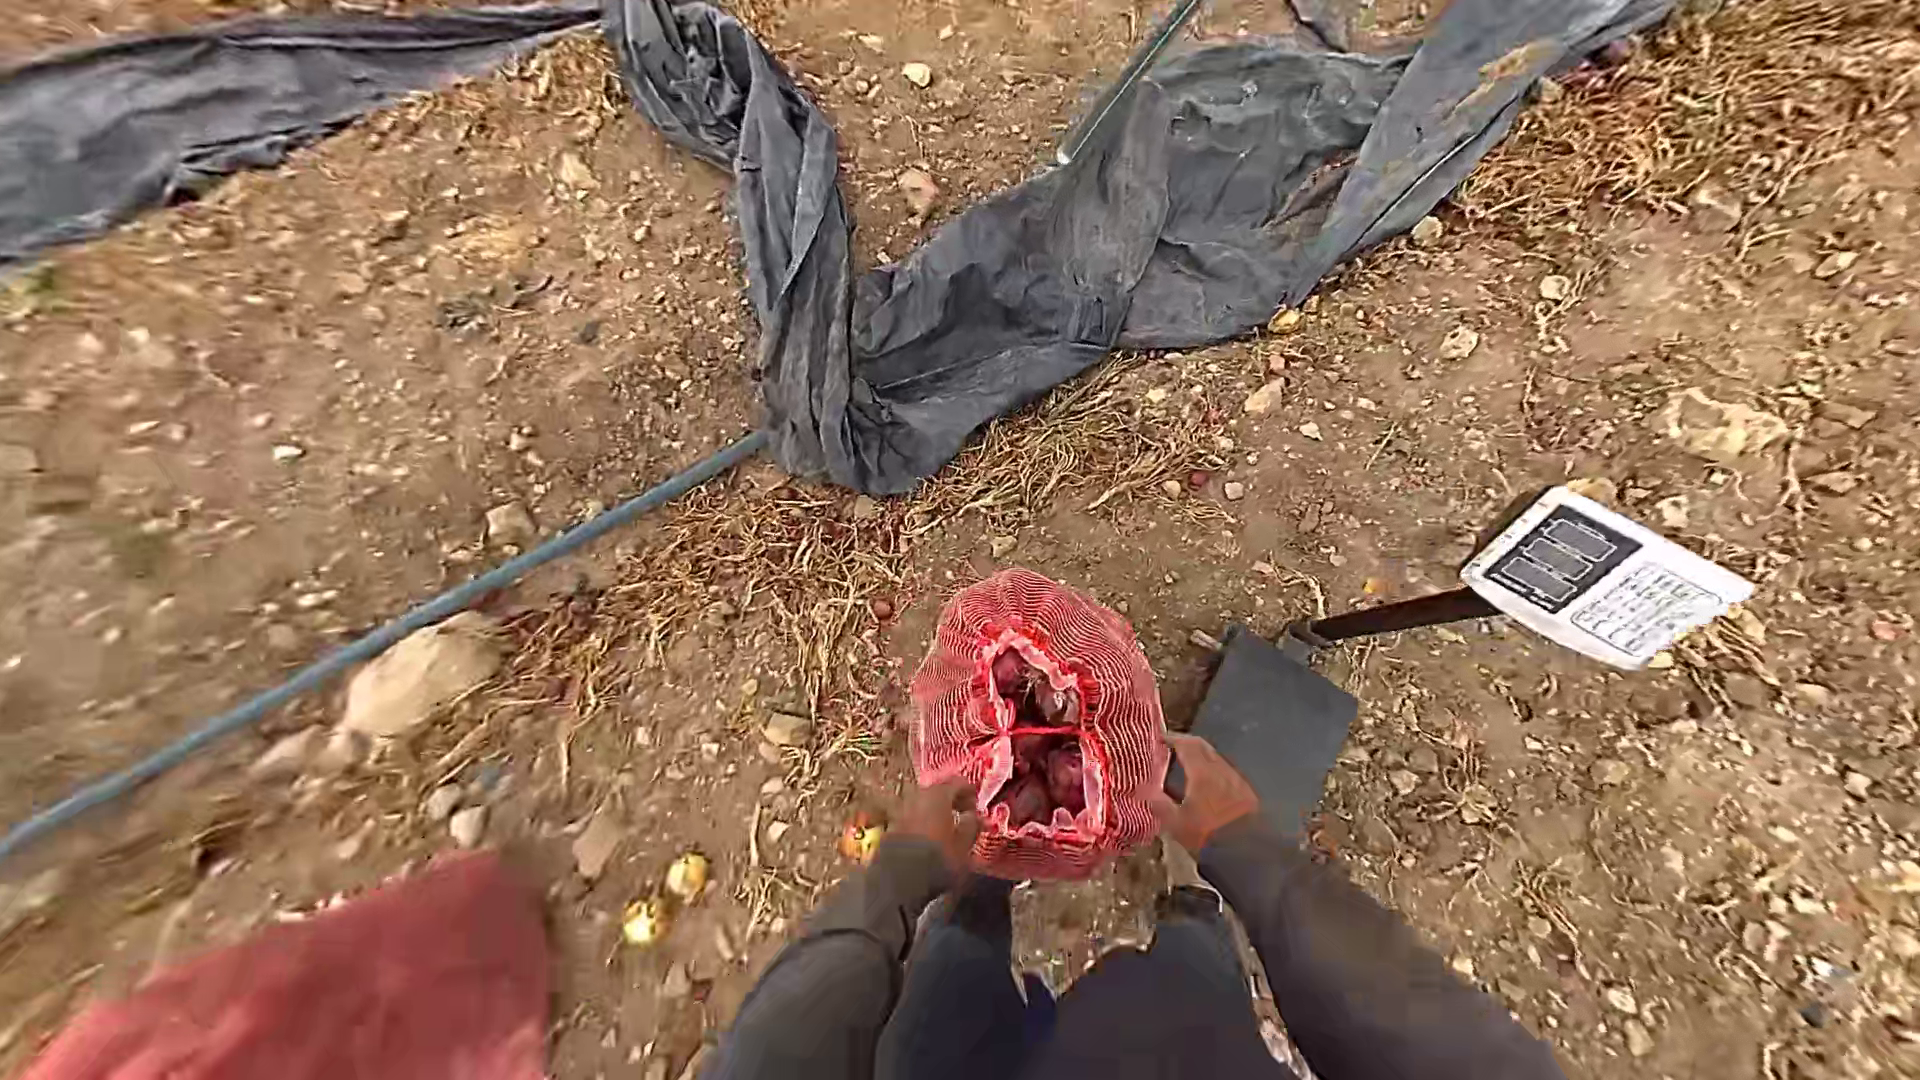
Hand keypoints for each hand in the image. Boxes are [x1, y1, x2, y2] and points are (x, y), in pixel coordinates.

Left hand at [898, 780, 982, 873]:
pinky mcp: (892, 825)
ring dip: (936, 810)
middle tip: (963, 812)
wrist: (897, 882)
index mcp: (938, 795)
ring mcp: (902, 809)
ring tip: (947, 825)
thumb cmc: (937, 860)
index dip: (969, 791)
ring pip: (923, 802)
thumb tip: (974, 815)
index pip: (958, 782)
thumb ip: (971, 826)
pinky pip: (912, 815)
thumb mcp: (963, 846)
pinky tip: (928, 835)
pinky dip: (922, 820)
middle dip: (952, 799)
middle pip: (938, 790)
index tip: (976, 803)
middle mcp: (918, 796)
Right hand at [1150, 732, 1258, 852]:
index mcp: (1202, 773)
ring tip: (1187, 766)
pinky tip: (1207, 785)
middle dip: (1187, 743)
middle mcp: (1221, 771)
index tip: (1159, 739)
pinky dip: (1212, 770)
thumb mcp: (1176, 824)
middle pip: (1203, 747)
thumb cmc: (1208, 837)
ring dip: (1201, 757)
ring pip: (1216, 759)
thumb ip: (1159, 804)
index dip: (1172, 738)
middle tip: (1172, 747)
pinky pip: (1226, 772)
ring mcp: (1237, 781)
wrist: (1250, 856)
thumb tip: (1143, 789)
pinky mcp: (1247, 794)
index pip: (1187, 744)